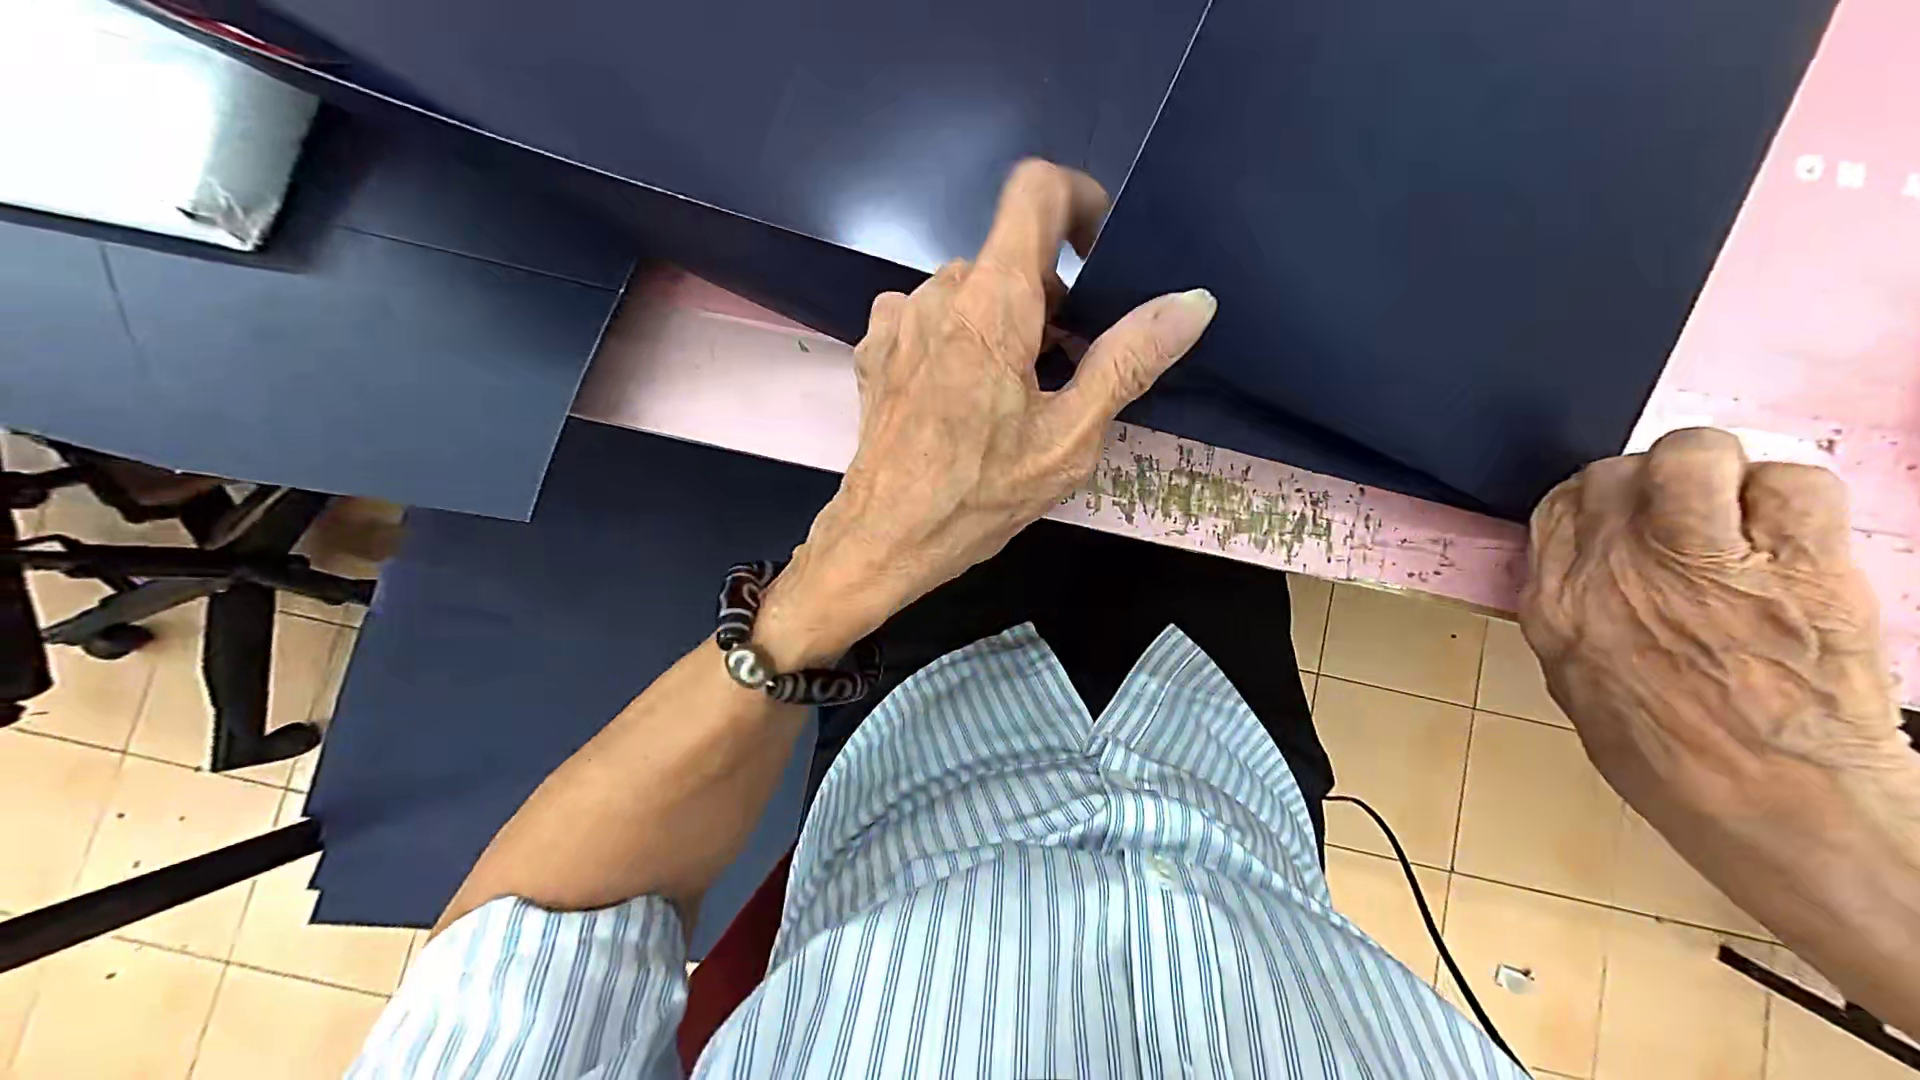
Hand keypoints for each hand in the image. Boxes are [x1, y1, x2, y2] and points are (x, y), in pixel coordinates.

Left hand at [757, 160, 1216, 664]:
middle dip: (1048, 299)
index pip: (1036, 191)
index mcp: (991, 303)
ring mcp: (897, 319)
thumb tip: (1190, 302)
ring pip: (969, 291)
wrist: (883, 539)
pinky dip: (958, 339)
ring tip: (1011, 395)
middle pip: (1008, 257)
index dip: (1079, 201)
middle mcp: (937, 292)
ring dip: (1002, 324)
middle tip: (1063, 370)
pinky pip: (929, 317)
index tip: (1097, 257)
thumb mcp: (1068, 438)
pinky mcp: (875, 349)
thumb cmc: (978, 496)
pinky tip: (959, 395)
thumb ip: (1128, 361)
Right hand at [1521, 427, 1913, 822]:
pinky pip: (1795, 485)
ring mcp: (1701, 567)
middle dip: (1651, 478)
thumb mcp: (1571, 677)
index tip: (1624, 513)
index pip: (1558, 506)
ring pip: (1695, 457)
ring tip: (1741, 503)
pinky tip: (1792, 528)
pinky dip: (1793, 491)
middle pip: (1616, 472)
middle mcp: (1614, 572)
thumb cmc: (1661, 751)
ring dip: (1718, 468)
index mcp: (1557, 601)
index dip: (1594, 496)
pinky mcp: (1798, 572)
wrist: (1767, 803)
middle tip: (1687, 508)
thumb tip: (1580, 566)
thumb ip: (1568, 610)